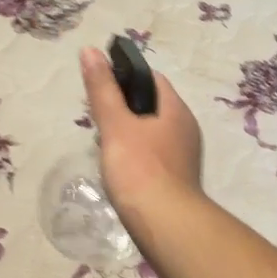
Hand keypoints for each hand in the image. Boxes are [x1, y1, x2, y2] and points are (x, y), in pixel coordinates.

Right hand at [79, 47, 203, 214]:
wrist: (165, 226)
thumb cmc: (139, 170)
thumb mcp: (115, 125)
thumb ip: (102, 89)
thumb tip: (90, 51)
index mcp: (177, 110)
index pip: (152, 80)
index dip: (126, 77)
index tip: (102, 86)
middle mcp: (186, 130)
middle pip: (153, 107)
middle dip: (125, 109)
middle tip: (98, 119)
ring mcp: (184, 157)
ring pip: (153, 134)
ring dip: (129, 134)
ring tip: (104, 145)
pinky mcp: (178, 181)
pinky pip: (154, 158)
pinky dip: (136, 157)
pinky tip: (120, 171)